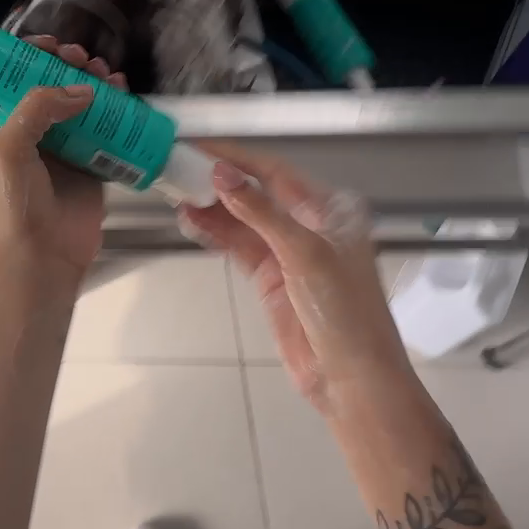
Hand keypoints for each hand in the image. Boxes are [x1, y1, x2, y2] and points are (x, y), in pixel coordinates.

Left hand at [0, 37, 125, 295]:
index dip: (29, 56)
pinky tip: (126, 96)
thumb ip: (38, 109)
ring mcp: (65, 146)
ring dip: (95, 83)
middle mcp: (34, 131)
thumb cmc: (18, 202)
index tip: (50, 44)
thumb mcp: (12, 148)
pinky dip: (118, 109)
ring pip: (82, 102)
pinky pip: (108, 128)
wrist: (45, 255)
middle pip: (52, 85)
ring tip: (107, 74)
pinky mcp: (93, 162)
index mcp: (4, 124)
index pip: (13, 78)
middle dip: (68, 65)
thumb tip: (81, 89)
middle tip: (83, 59)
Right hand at [178, 145, 412, 412]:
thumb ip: (259, 212)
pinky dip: (214, 233)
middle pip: (255, 192)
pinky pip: (237, 245)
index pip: (274, 172)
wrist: (352, 379)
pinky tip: (190, 222)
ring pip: (242, 219)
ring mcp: (286, 252)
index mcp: (328, 209)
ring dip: (211, 207)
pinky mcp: (270, 277)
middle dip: (218, 182)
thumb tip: (219, 173)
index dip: (235, 158)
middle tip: (178, 171)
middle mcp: (307, 224)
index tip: (197, 149)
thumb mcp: (304, 254)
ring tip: (176, 195)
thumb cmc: (343, 311)